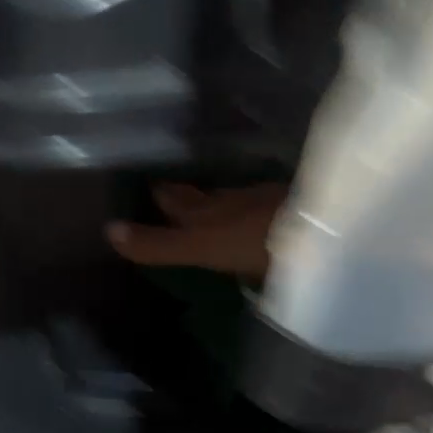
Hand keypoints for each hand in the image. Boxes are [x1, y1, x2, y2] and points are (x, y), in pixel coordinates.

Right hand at [105, 182, 290, 278]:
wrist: (323, 230)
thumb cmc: (255, 240)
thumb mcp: (200, 246)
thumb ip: (158, 244)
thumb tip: (108, 231)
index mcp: (207, 213)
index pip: (177, 203)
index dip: (162, 196)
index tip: (148, 185)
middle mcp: (233, 201)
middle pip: (203, 198)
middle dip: (186, 194)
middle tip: (170, 188)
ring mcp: (267, 203)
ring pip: (233, 200)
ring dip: (219, 202)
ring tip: (210, 203)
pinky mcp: (296, 211)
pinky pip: (263, 207)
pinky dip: (251, 211)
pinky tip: (255, 217)